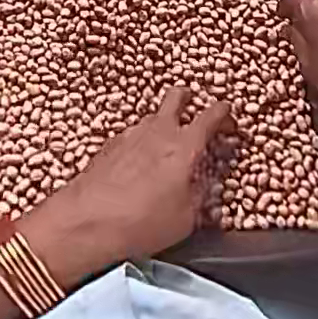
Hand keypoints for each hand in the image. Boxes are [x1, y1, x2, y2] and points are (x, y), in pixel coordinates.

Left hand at [22, 87, 231, 275]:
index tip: (228, 115)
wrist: (89, 218)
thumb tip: (202, 185)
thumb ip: (198, 194)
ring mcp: (131, 134)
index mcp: (185, 145)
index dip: (223, 113)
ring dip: (163, 123)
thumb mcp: (186, 217)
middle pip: (176, 97)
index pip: (211, 116)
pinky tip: (139, 161)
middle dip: (188, 98)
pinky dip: (141, 141)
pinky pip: (133, 134)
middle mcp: (158, 131)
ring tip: (167, 142)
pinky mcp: (110, 144)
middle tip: (194, 107)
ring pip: (153, 116)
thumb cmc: (143, 221)